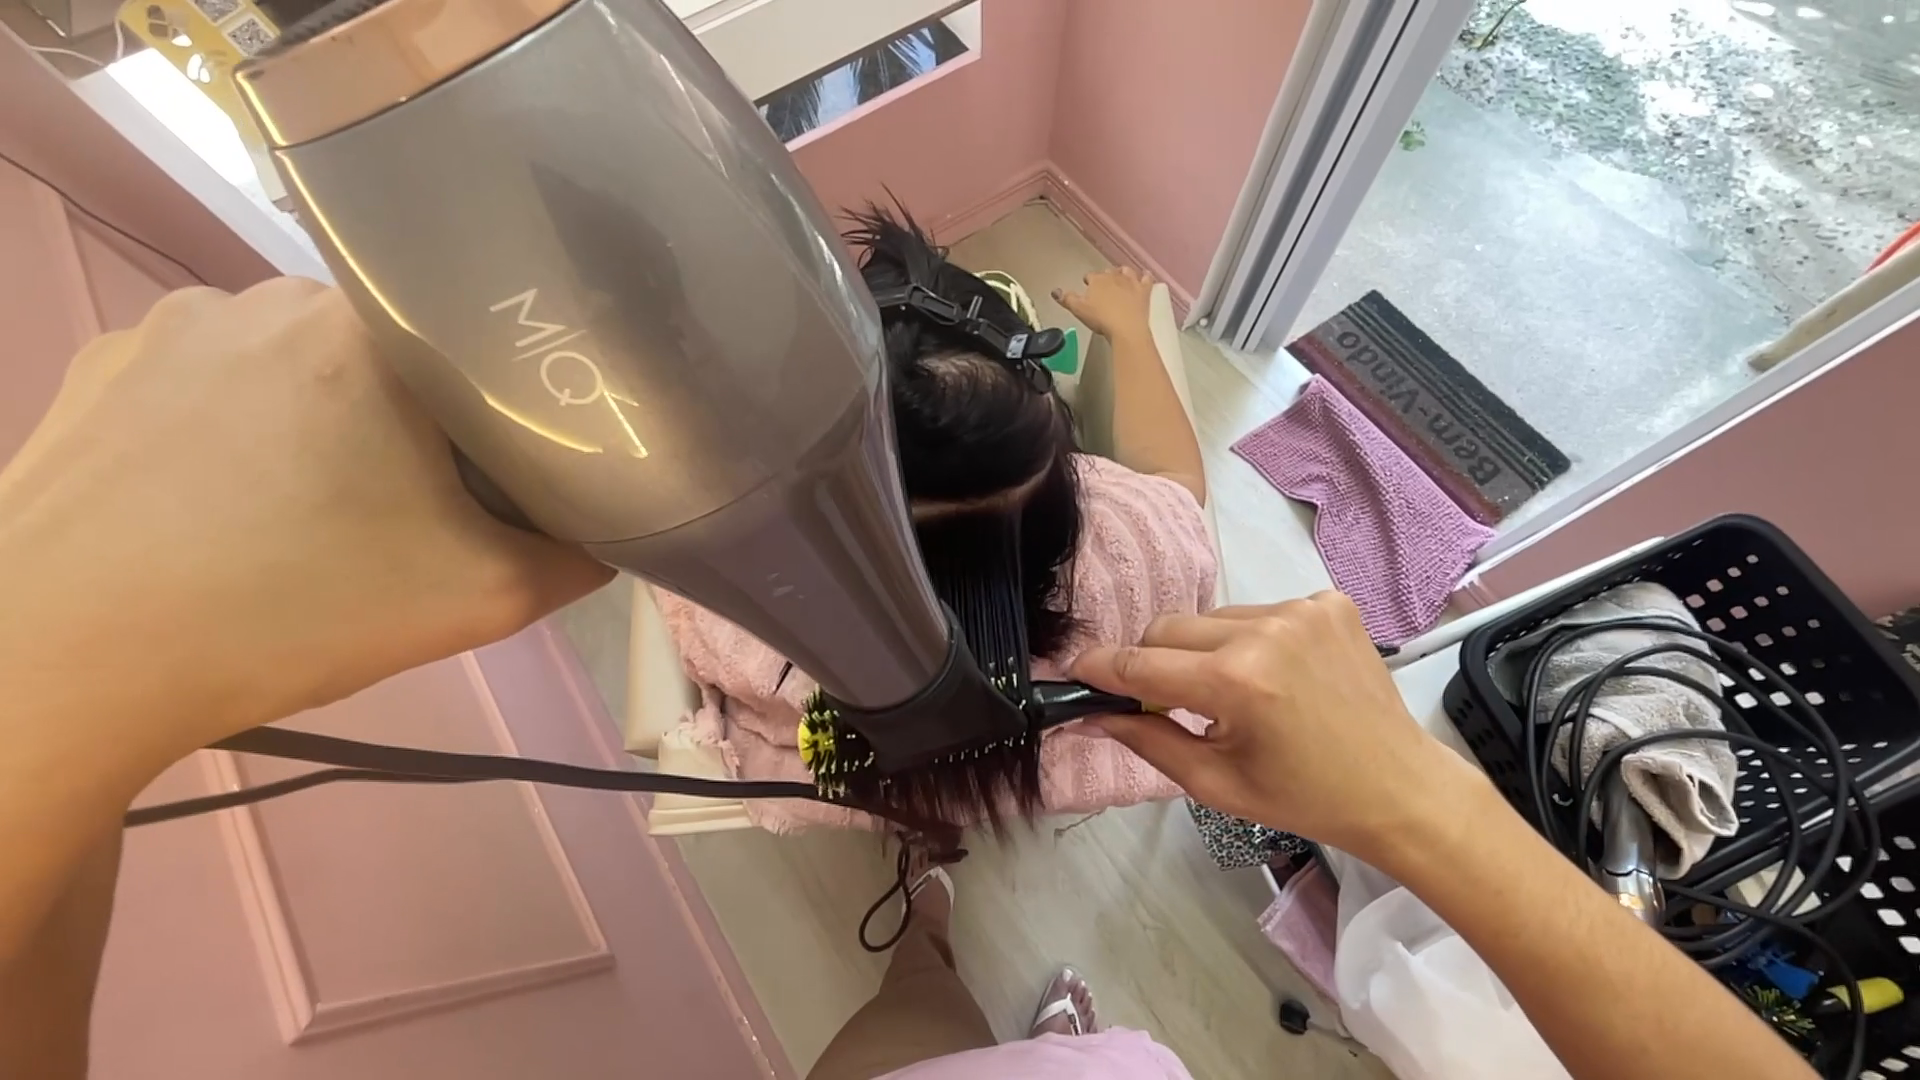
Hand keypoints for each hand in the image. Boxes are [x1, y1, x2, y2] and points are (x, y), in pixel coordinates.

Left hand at [0, 279, 612, 763]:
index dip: (516, 413)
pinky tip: (243, 497)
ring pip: (313, 362)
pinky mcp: (100, 367)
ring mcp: (173, 326)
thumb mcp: (493, 597)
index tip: (517, 473)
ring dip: (343, 417)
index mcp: (372, 333)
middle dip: (432, 420)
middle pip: (404, 355)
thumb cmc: (298, 610)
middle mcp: (270, 298)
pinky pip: (225, 378)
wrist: (58, 671)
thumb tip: (609, 541)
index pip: (488, 352)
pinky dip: (256, 423)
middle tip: (435, 502)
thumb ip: (581, 559)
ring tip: (334, 503)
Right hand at [1053, 266, 1153, 340]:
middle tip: (1103, 286)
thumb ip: (1067, 299)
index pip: (1090, 276)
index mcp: (1097, 280)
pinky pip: (1147, 278)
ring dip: (1123, 273)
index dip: (1088, 281)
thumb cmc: (1101, 319)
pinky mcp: (1145, 290)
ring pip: (1127, 271)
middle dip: (1105, 277)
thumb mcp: (1079, 310)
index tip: (1087, 285)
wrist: (1126, 328)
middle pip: (1108, 272)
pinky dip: (1145, 276)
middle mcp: (1115, 276)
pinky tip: (1145, 276)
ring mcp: (1132, 281)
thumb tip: (1055, 291)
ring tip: (1121, 277)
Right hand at [1070, 593, 1485, 857]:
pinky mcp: (1327, 601)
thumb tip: (1094, 714)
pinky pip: (1256, 610)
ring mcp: (1301, 609)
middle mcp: (1264, 631)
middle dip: (1154, 661)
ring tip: (1234, 689)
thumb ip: (1147, 741)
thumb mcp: (1216, 783)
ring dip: (1203, 648)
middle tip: (1169, 699)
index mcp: (1236, 683)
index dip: (1100, 668)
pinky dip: (1249, 639)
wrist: (1402, 789)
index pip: (1141, 665)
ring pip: (1210, 617)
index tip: (1075, 670)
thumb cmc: (1304, 797)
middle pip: (1167, 628)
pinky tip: (1276, 672)